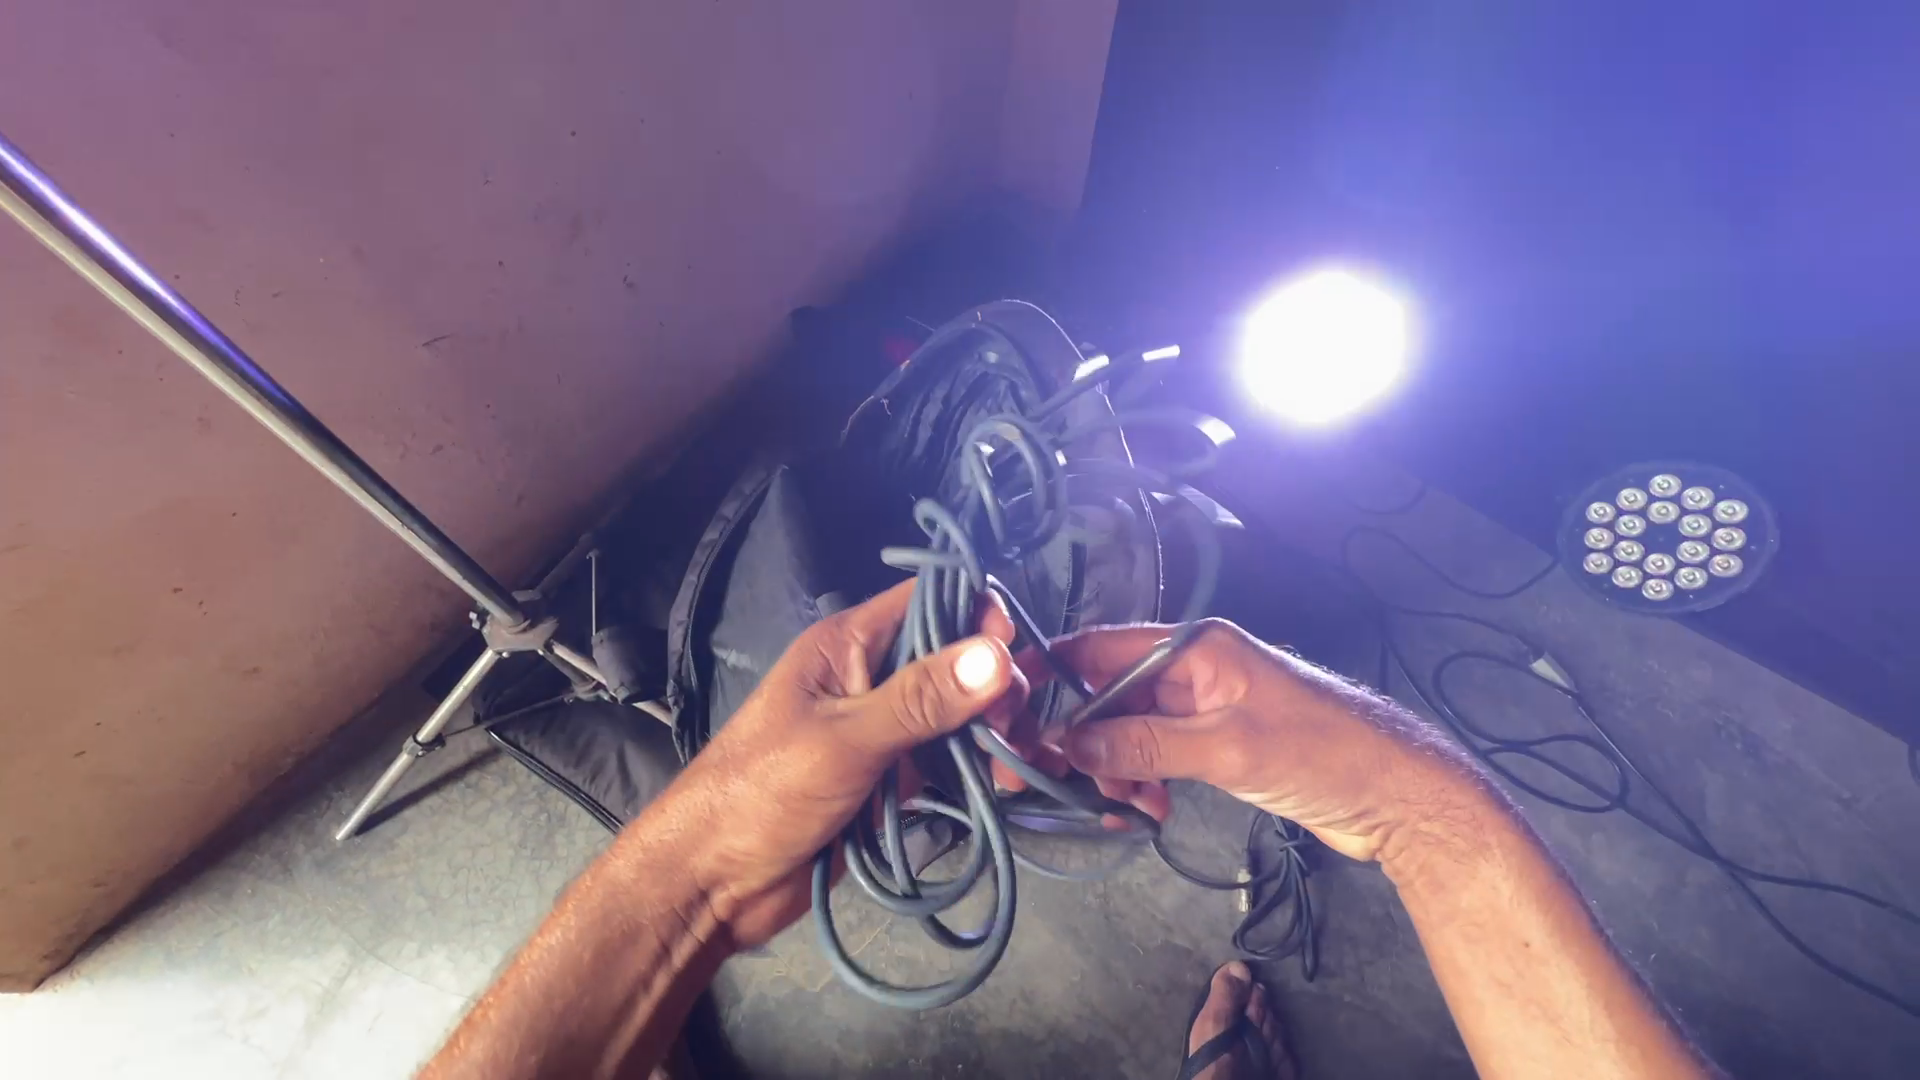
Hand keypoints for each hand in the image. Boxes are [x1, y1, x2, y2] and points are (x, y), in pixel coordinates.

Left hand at [633, 580, 1024, 946]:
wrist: (713, 882)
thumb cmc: (765, 790)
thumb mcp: (846, 738)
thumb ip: (921, 698)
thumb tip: (998, 655)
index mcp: (848, 643)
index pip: (924, 601)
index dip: (974, 612)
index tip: (1015, 647)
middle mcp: (870, 675)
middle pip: (951, 658)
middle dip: (992, 682)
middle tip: (1013, 722)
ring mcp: (883, 728)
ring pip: (955, 712)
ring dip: (992, 729)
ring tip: (1020, 761)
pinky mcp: (891, 775)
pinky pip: (946, 758)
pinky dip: (977, 767)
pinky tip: (1006, 786)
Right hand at [1041, 619, 1492, 863]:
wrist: (1398, 798)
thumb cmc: (1318, 753)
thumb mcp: (1224, 747)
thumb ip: (1141, 743)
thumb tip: (1065, 742)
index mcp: (1192, 647)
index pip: (1101, 648)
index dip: (1052, 670)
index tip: (1010, 702)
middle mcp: (1188, 668)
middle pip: (1108, 695)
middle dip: (1082, 735)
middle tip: (1054, 778)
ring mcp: (1198, 705)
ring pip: (1128, 728)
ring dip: (1113, 764)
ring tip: (1123, 803)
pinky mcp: (1210, 740)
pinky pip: (1153, 751)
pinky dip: (1140, 776)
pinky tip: (1145, 806)